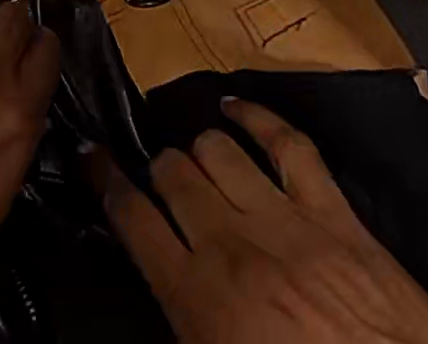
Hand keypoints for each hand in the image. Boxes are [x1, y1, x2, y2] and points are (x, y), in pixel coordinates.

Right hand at [100, 99, 427, 343]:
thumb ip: (184, 320)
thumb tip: (164, 281)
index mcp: (198, 298)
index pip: (131, 216)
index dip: (105, 178)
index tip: (94, 157)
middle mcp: (231, 247)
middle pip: (170, 172)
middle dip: (159, 169)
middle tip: (160, 177)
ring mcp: (283, 222)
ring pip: (215, 149)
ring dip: (199, 149)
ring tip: (197, 155)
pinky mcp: (333, 213)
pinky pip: (287, 144)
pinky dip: (258, 117)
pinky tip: (237, 107)